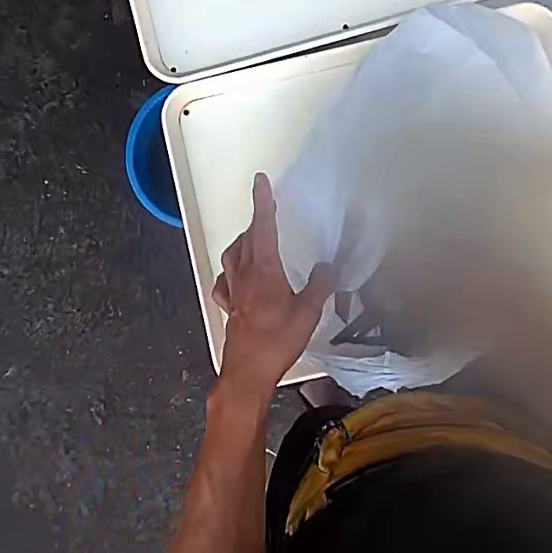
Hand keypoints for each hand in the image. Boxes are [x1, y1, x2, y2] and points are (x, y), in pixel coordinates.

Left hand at [211, 174, 333, 397]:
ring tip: (254, 238)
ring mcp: (233, 291)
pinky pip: (225, 280)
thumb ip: (319, 285)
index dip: (262, 202)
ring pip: (232, 255)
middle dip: (257, 220)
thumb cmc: (277, 342)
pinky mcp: (229, 306)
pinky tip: (236, 275)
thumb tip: (327, 268)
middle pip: (247, 238)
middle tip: (268, 210)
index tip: (261, 182)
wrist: (248, 370)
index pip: (263, 227)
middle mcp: (244, 275)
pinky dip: (230, 270)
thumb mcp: (308, 312)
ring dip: (243, 241)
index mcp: (264, 270)